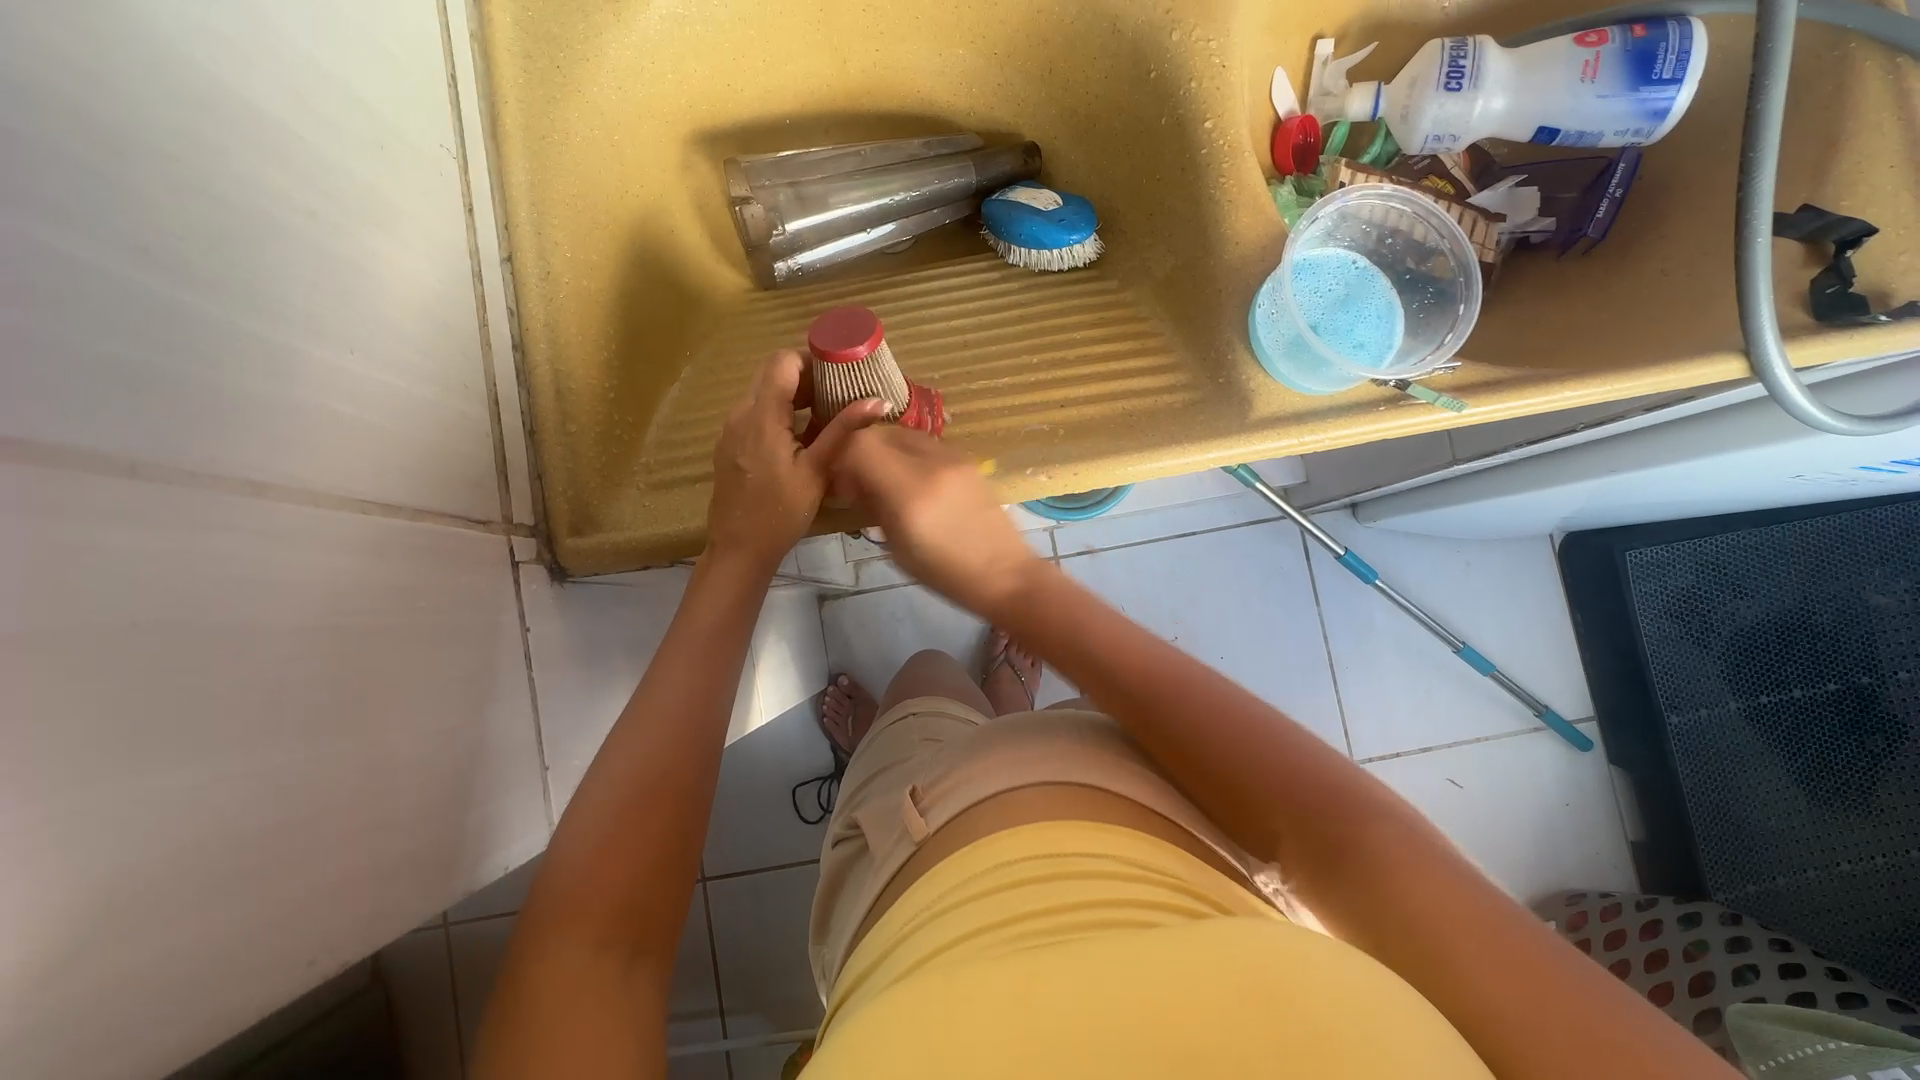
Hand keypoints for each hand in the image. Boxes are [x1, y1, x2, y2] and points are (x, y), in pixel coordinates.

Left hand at [706, 351, 884, 573]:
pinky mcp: (729, 443)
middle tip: (837, 394)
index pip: (783, 361)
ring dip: (792, 395)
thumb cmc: (781, 512)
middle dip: (805, 376)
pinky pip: (754, 413)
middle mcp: (741, 413)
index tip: (839, 374)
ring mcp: (731, 428)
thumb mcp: (818, 470)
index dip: (812, 359)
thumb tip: (878, 401)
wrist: (739, 548)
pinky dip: (778, 412)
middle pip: (771, 373)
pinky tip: (800, 438)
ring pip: (762, 392)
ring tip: (824, 415)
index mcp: (762, 416)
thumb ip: (844, 430)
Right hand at [831, 426, 1049, 619]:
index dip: (843, 460)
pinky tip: (914, 485)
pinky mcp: (967, 459)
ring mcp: (953, 456)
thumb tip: (857, 484)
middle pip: (880, 433)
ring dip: (886, 452)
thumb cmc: (945, 573)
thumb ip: (873, 506)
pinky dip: (909, 456)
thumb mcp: (896, 547)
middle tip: (862, 486)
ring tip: (888, 485)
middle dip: (862, 453)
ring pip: (904, 434)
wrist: (1004, 572)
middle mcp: (932, 463)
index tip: (845, 488)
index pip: (860, 445)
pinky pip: (926, 444)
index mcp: (910, 491)